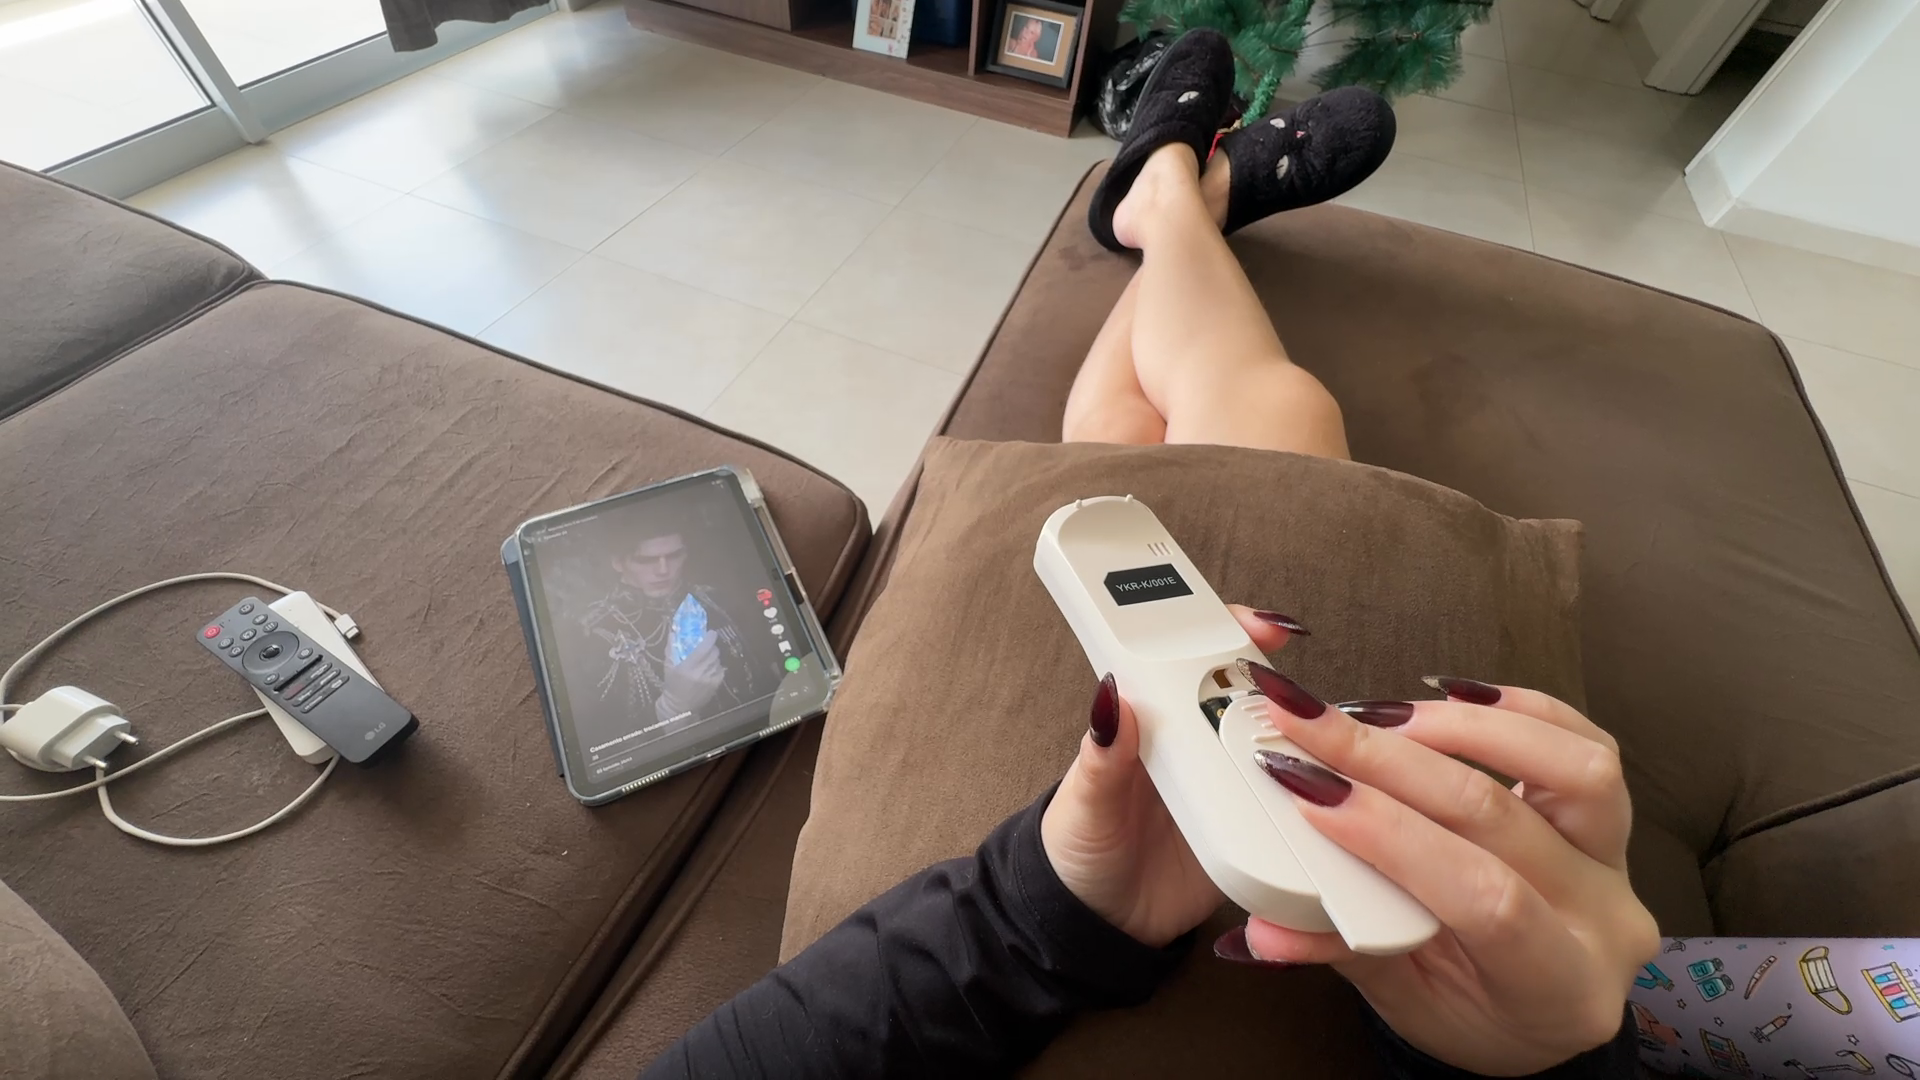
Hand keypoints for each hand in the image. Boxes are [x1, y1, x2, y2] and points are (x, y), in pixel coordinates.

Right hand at [658, 631, 723, 719]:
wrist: (679, 707)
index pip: (704, 647)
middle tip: (706, 646)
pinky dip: (716, 666)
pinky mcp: (716, 684)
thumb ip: (672, 649)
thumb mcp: (669, 667)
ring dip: (713, 656)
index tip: (711, 633)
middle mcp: (701, 672)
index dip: (710, 637)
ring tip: (706, 659)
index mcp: (688, 667)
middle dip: (711, 646)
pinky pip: (721, 669)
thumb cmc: (672, 685)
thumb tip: (674, 633)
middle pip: (714, 652)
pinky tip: (709, 668)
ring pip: (718, 660)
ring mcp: (710, 679)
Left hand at [1040, 606, 1306, 946]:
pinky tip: (1342, 808)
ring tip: (1331, 752)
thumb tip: (1111, 698)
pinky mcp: (1250, 840)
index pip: (1193, 663)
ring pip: (1279, 754)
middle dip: (1284, 694)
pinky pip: (1289, 817)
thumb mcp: (1085, 800)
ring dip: (1308, 749)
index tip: (1261, 626)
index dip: (1227, 636)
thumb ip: (1100, 756)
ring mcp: (1228, 792)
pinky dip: (1315, 808)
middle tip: (1306, 701)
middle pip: (1249, 704)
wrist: (1098, 923)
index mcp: (1155, 724)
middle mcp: (1196, 749)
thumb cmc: (1079, 846)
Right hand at [1235, 675, 1658, 1074]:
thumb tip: (1262, 932)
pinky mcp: (1607, 817)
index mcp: (1554, 982)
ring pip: (1570, 768)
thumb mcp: (1396, 996)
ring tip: (1376, 713)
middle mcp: (1599, 916)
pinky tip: (1446, 694)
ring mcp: (1615, 861)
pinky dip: (1518, 705)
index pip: (1483, 896)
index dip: (1391, 833)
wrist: (1532, 1007)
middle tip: (1302, 722)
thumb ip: (1335, 952)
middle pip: (1494, 813)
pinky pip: (1586, 742)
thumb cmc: (1462, 1004)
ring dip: (1457, 726)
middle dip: (1380, 757)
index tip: (1305, 787)